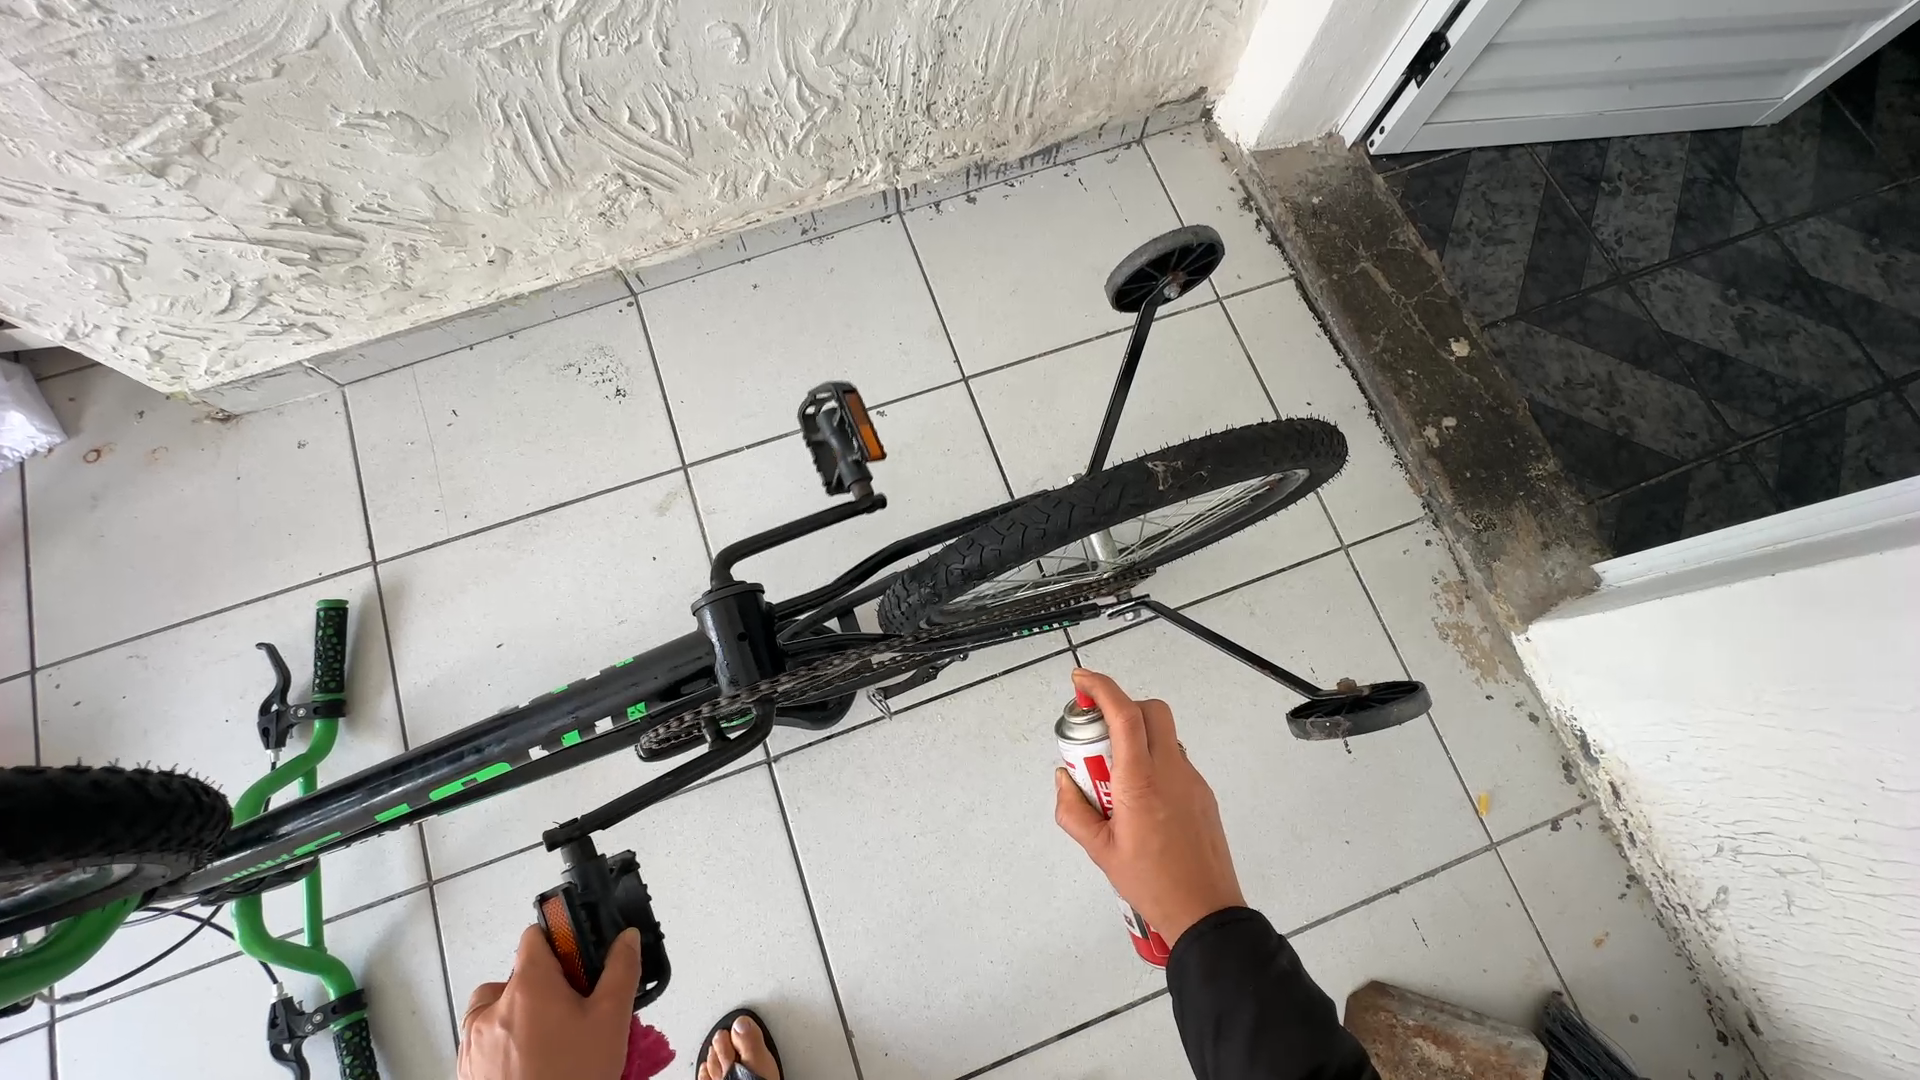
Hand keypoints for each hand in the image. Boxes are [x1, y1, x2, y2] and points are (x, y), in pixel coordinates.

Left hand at [458, 925, 641, 1079]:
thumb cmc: (574, 1076)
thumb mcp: (612, 1019)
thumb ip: (621, 970)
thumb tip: (626, 938)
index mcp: (527, 985)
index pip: (534, 937)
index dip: (561, 940)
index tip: (580, 959)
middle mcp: (491, 1009)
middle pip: (515, 975)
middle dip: (543, 984)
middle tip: (572, 1009)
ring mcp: (472, 1044)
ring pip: (494, 1009)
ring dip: (516, 1013)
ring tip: (549, 1038)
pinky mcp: (466, 1074)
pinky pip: (482, 1042)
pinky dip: (502, 1044)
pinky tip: (531, 1063)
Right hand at [1053, 668, 1245, 945]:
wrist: (1206, 913)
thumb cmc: (1151, 883)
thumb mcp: (1099, 851)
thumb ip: (1072, 810)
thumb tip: (1064, 779)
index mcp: (1140, 781)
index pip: (1124, 715)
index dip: (1101, 688)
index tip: (1080, 681)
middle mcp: (1170, 771)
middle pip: (1151, 710)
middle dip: (1122, 705)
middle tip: (1098, 730)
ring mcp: (1191, 780)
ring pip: (1165, 735)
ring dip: (1138, 737)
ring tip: (1116, 777)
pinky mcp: (1203, 794)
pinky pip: (1175, 759)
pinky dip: (1153, 760)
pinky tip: (1141, 798)